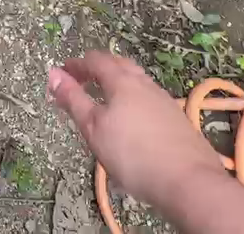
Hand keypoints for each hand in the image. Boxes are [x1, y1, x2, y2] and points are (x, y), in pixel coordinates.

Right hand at [47, 50, 227, 210]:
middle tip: (85, 80)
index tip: (63, 73)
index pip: (95, 60)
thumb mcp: (93, 128)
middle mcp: (144, 84)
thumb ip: (73, 99)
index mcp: (121, 81)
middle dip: (99, 68)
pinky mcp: (178, 120)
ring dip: (119, 82)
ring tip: (108, 99)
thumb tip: (53, 73)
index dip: (76, 64)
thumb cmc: (134, 154)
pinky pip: (150, 98)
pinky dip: (136, 99)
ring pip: (138, 81)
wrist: (191, 183)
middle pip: (119, 64)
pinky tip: (135, 120)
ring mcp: (165, 101)